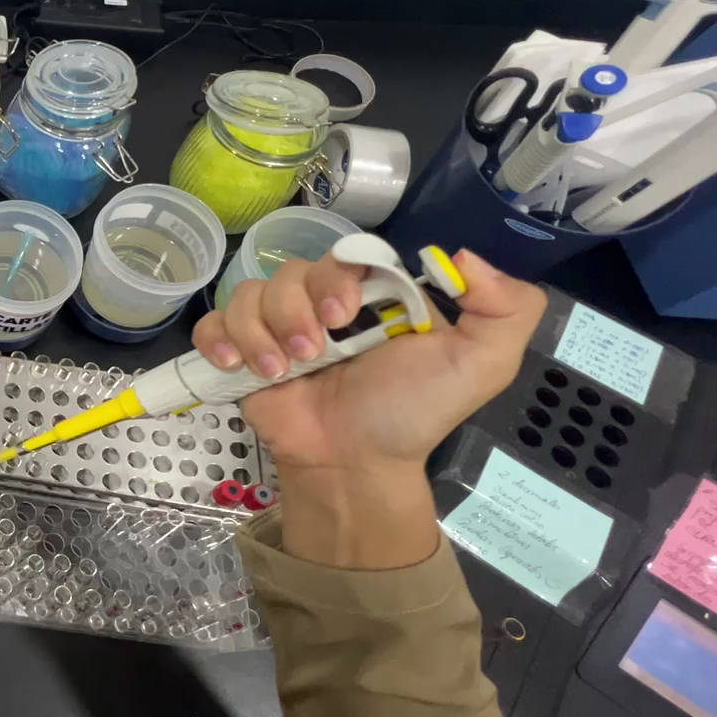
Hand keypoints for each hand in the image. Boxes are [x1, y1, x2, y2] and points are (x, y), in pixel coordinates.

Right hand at [191, 248, 544, 566]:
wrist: (350, 462)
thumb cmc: (409, 412)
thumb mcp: (480, 364)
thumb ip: (505, 307)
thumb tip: (460, 254)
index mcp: (369, 297)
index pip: (340, 256)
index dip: (332, 278)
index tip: (342, 317)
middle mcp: (317, 305)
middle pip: (286, 273)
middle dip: (293, 314)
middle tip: (312, 355)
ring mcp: (272, 327)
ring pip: (246, 296)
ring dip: (258, 335)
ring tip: (278, 373)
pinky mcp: (237, 350)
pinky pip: (212, 324)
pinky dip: (217, 341)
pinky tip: (235, 365)